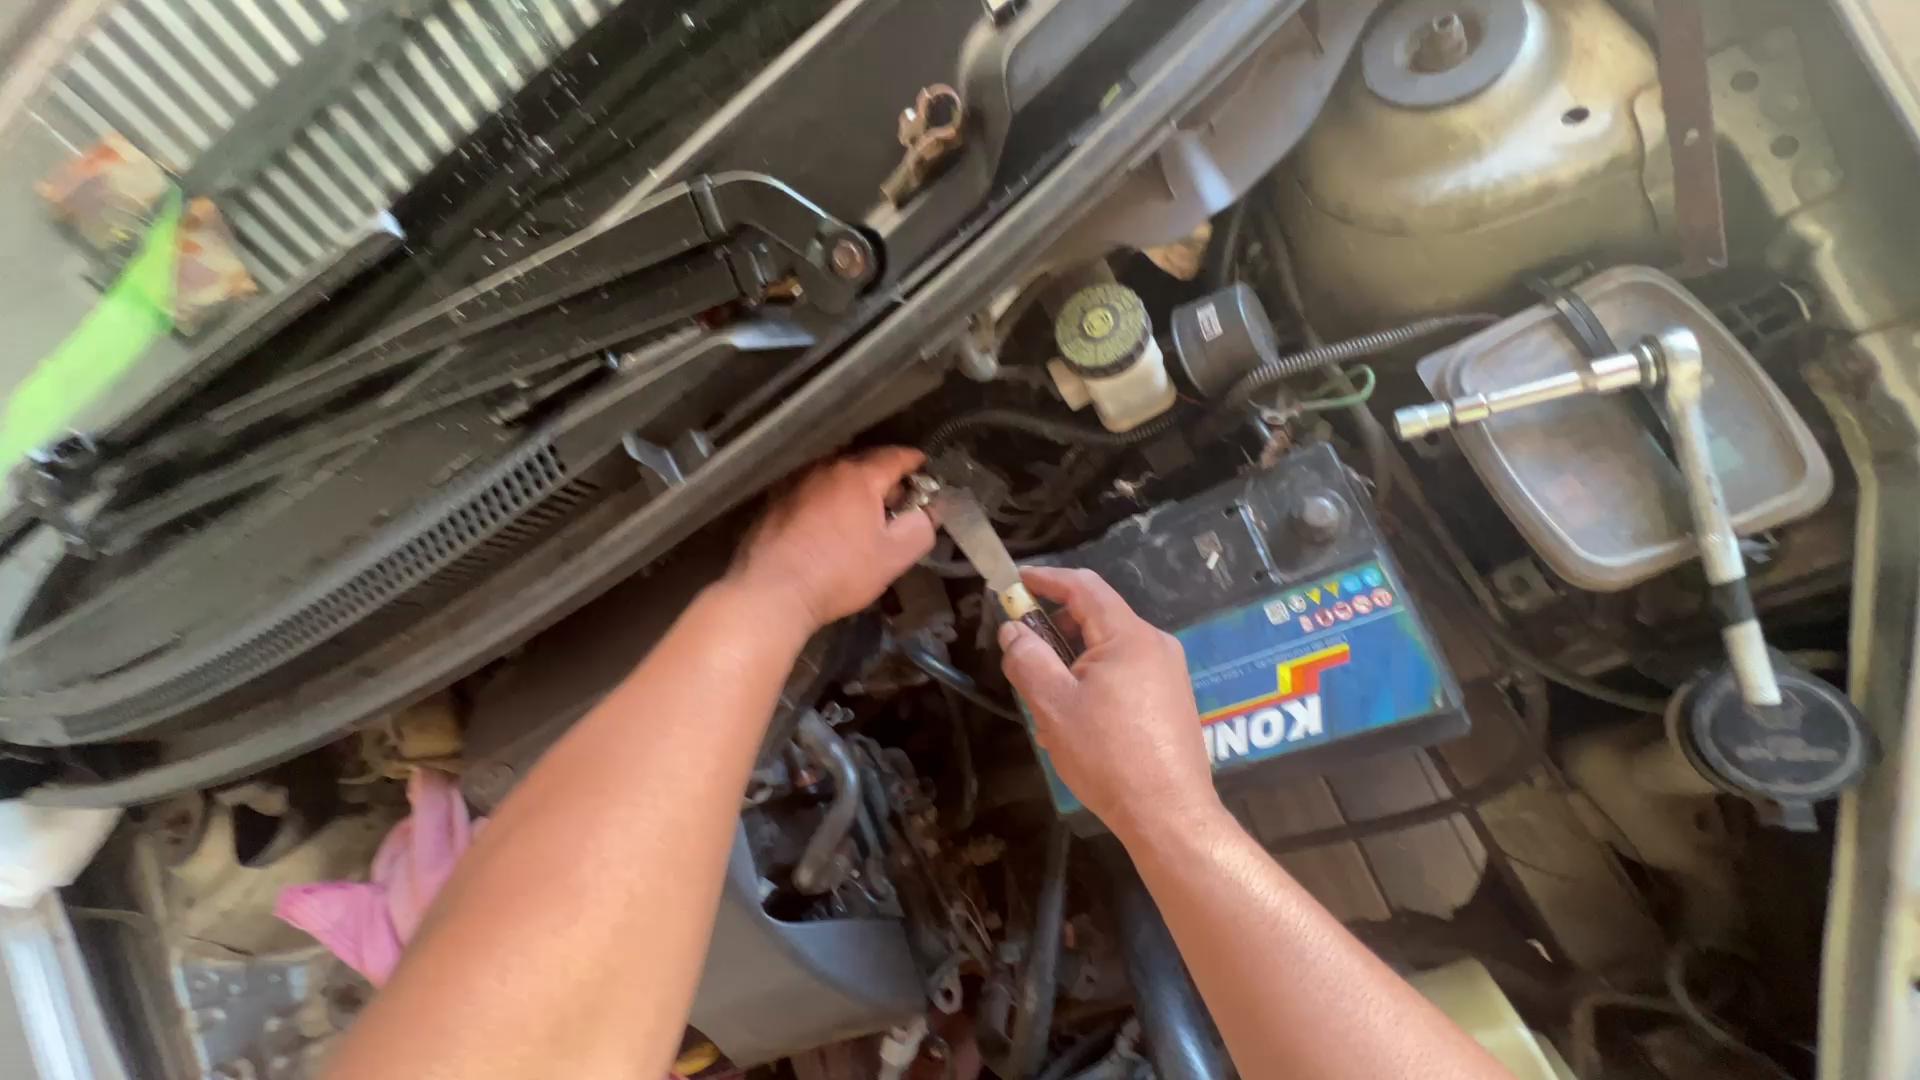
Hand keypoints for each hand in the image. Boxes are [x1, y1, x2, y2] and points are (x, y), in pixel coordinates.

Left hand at [731, 447, 935, 630]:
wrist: (772, 592)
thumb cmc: (839, 573)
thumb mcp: (893, 557)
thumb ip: (920, 529)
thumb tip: (928, 512)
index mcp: (857, 476)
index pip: (894, 456)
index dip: (913, 461)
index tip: (924, 467)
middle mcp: (823, 469)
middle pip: (862, 462)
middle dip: (883, 476)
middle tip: (897, 499)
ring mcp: (793, 483)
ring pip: (833, 475)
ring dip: (851, 487)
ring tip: (861, 510)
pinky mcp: (773, 502)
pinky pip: (810, 490)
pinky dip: (825, 497)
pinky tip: (827, 521)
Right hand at [997, 567, 1218, 838]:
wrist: (1170, 816)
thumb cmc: (1108, 756)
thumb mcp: (1054, 705)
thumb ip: (1028, 658)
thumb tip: (1013, 629)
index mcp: (1129, 636)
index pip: (1084, 586)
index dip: (1046, 578)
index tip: (1015, 582)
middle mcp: (1155, 644)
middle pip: (1098, 616)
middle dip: (1055, 625)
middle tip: (1023, 648)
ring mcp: (1169, 672)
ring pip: (1109, 648)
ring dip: (1072, 657)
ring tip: (1046, 693)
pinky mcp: (1171, 699)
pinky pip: (1126, 672)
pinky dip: (1094, 677)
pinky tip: (1077, 717)